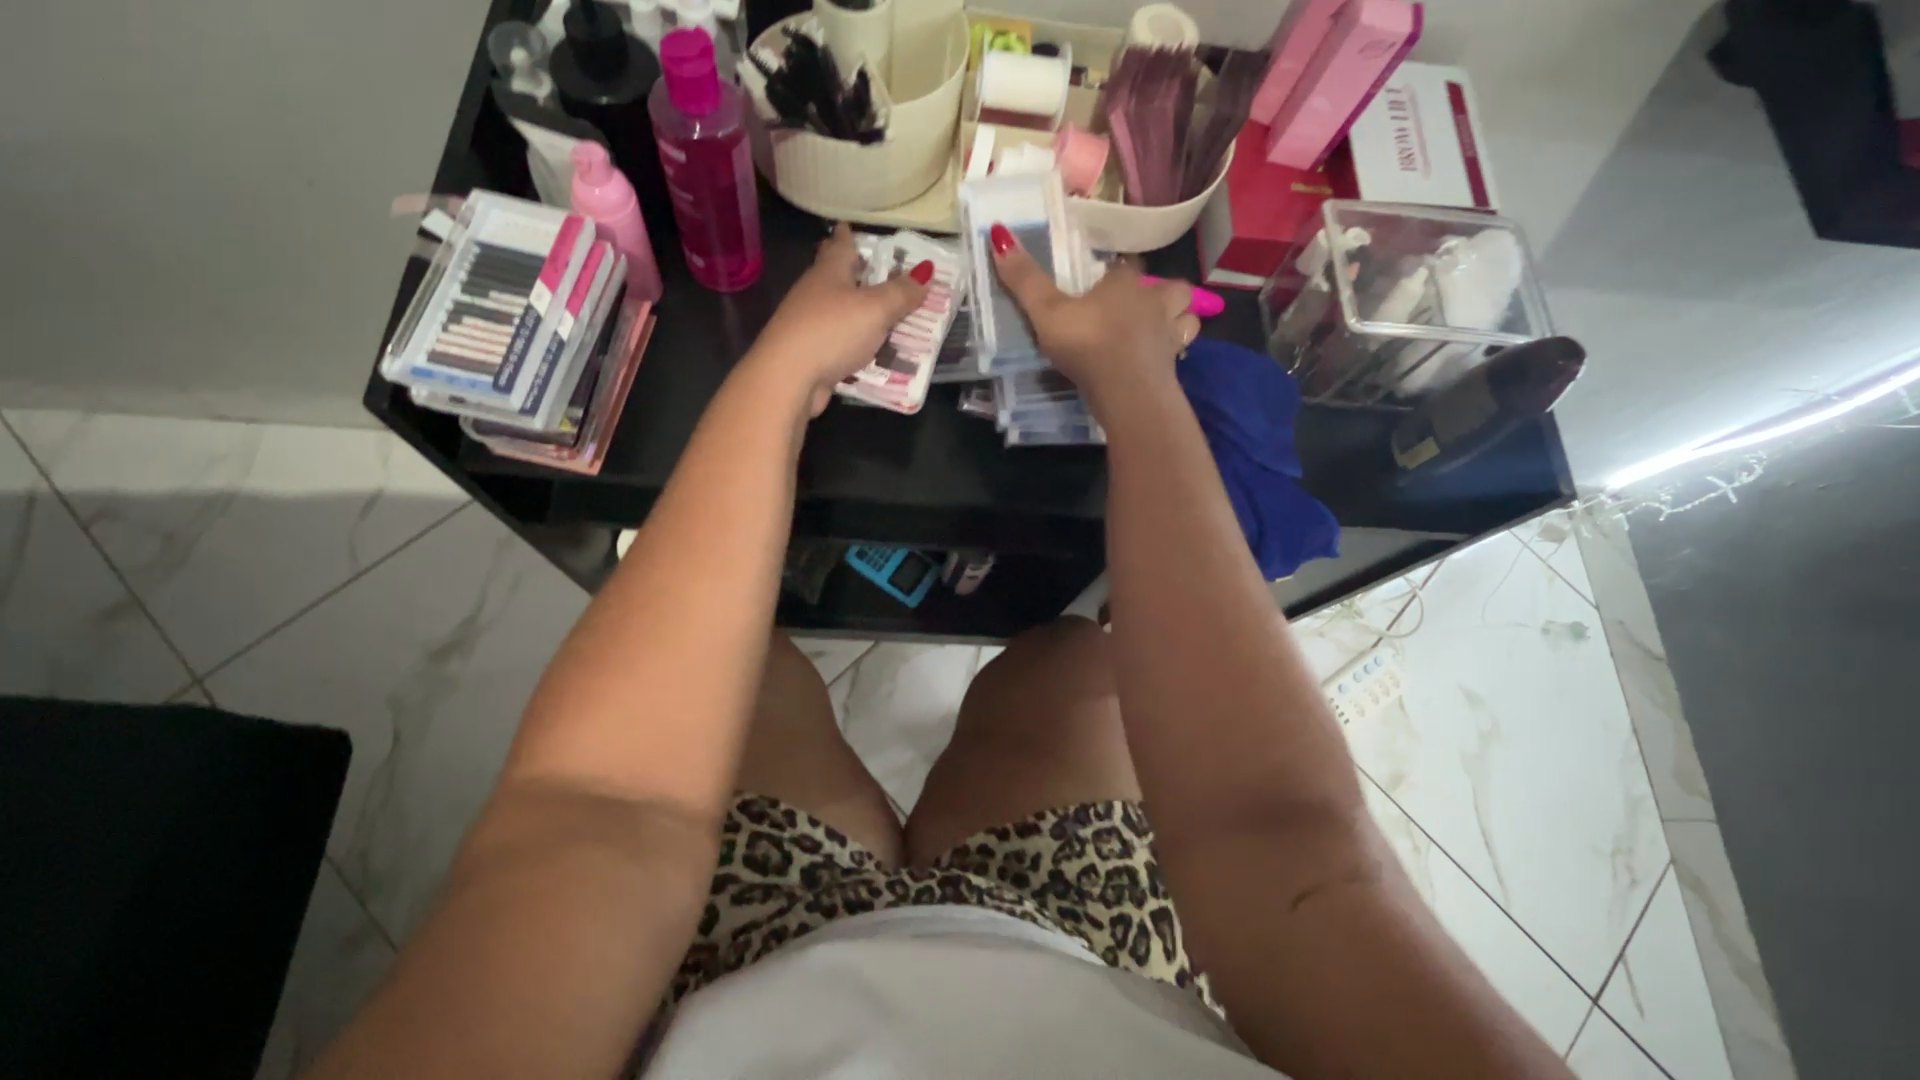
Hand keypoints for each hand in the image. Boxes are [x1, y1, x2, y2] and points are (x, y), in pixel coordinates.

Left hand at [747, 223, 931, 415]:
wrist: (788, 378)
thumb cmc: (833, 331)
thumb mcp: (876, 308)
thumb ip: (901, 292)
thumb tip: (926, 271)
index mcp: (829, 272)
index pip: (840, 246)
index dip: (848, 236)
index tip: (848, 226)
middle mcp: (815, 293)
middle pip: (835, 276)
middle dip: (852, 270)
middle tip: (871, 267)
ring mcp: (808, 324)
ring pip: (836, 309)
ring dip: (855, 309)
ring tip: (879, 310)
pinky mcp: (808, 353)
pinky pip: (838, 340)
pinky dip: (852, 340)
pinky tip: (866, 348)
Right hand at [989, 223, 1199, 405]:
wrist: (1126, 392)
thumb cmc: (1087, 344)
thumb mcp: (1046, 312)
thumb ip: (1025, 279)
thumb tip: (998, 232)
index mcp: (1125, 284)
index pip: (1128, 267)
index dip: (1119, 271)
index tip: (1106, 280)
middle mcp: (1154, 303)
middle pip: (1172, 288)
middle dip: (1163, 292)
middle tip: (1144, 305)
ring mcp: (1170, 335)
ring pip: (1187, 317)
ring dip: (1178, 320)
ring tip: (1159, 330)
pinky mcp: (1174, 367)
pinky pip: (1181, 352)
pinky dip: (1173, 352)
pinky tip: (1158, 360)